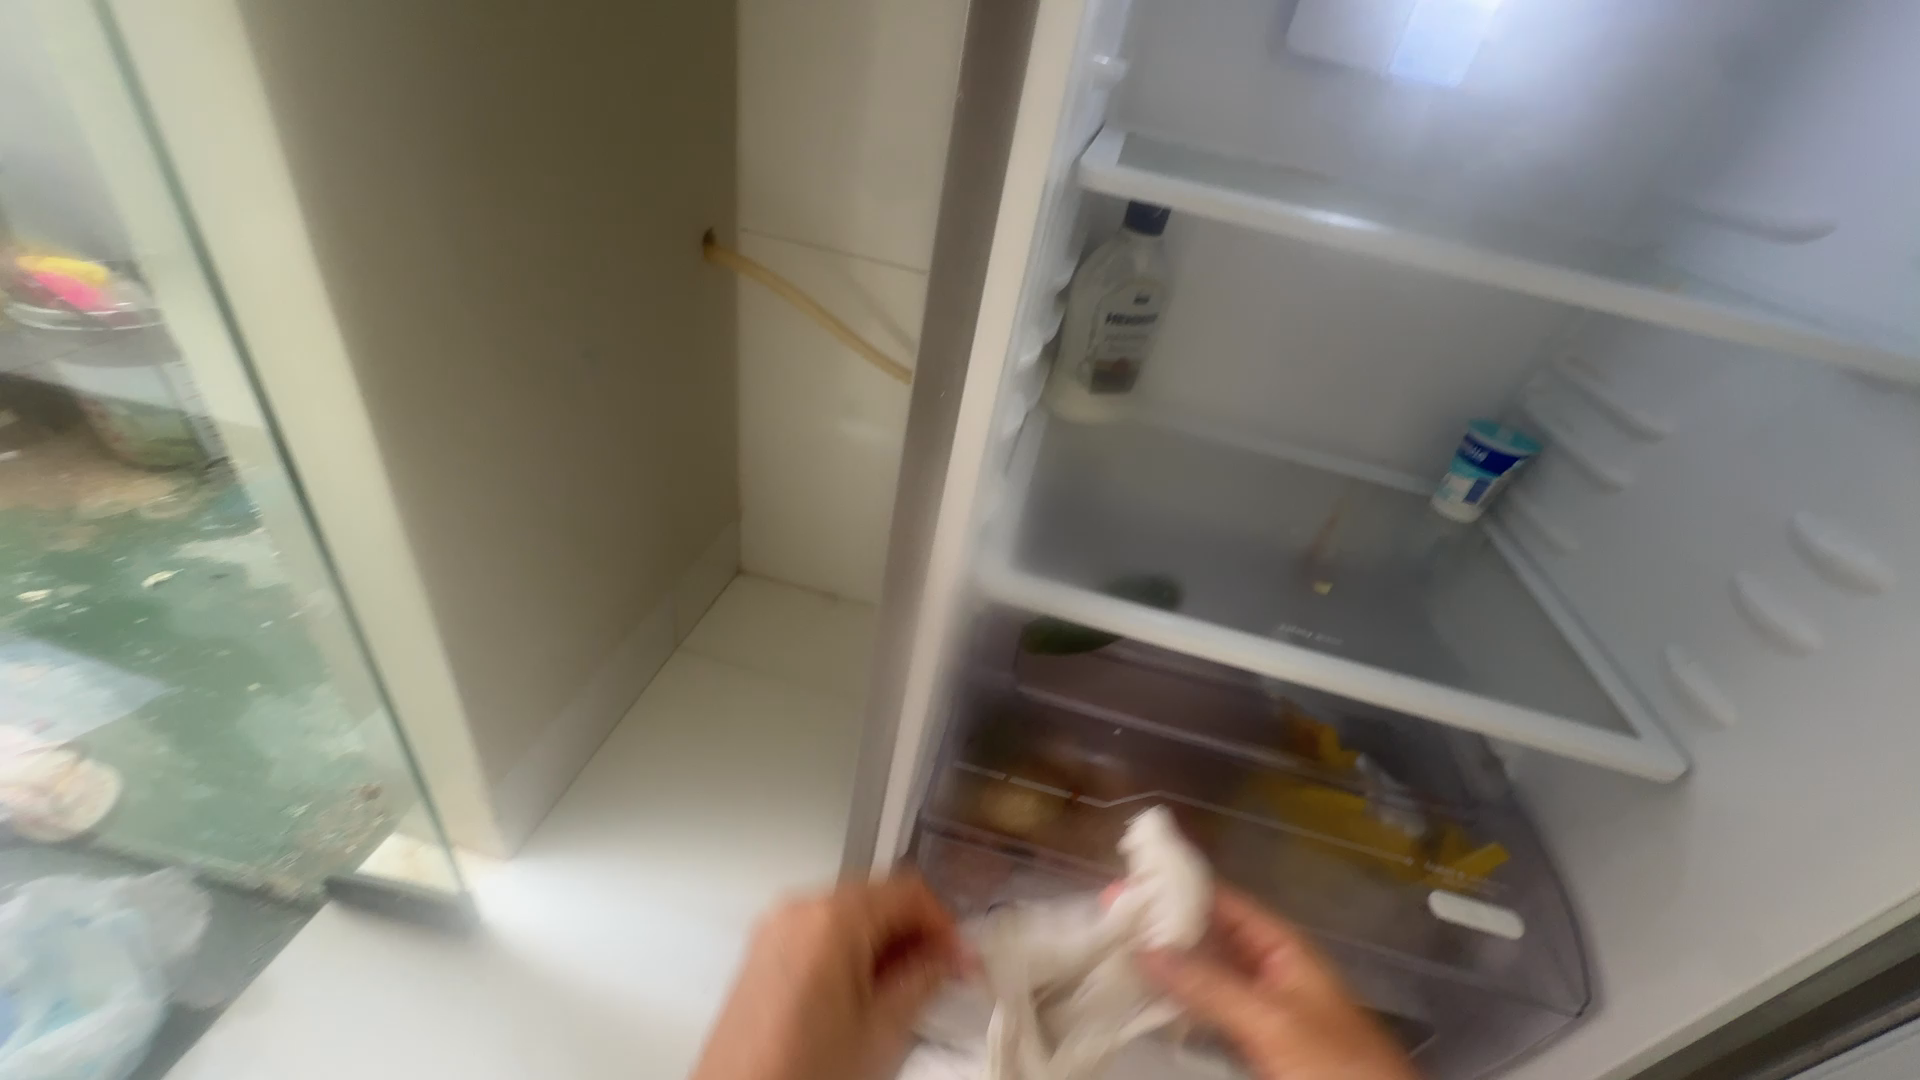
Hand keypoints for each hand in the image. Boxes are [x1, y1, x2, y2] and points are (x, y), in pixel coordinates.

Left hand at [691, 878, 963, 1079]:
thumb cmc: (797, 1074)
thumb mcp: (880, 1030)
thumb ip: (924, 979)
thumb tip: (951, 956)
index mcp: (831, 917)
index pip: (907, 890)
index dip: (943, 923)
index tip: (961, 957)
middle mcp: (799, 908)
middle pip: (878, 895)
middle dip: (914, 932)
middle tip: (942, 973)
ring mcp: (776, 927)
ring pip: (851, 912)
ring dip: (884, 940)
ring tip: (905, 988)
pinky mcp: (764, 949)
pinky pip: (821, 929)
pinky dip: (850, 948)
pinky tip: (864, 990)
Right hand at [1139, 885, 1417, 1079]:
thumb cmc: (1334, 1065)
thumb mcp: (1271, 1021)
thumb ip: (1209, 984)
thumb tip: (1144, 945)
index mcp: (1282, 946)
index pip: (1220, 900)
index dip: (1174, 887)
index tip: (1125, 882)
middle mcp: (1269, 968)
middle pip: (1209, 933)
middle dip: (1162, 922)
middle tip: (1108, 914)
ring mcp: (1262, 1008)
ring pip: (1205, 972)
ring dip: (1165, 961)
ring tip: (1115, 948)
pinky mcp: (1255, 1044)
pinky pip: (1208, 1010)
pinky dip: (1177, 1001)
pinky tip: (1145, 997)